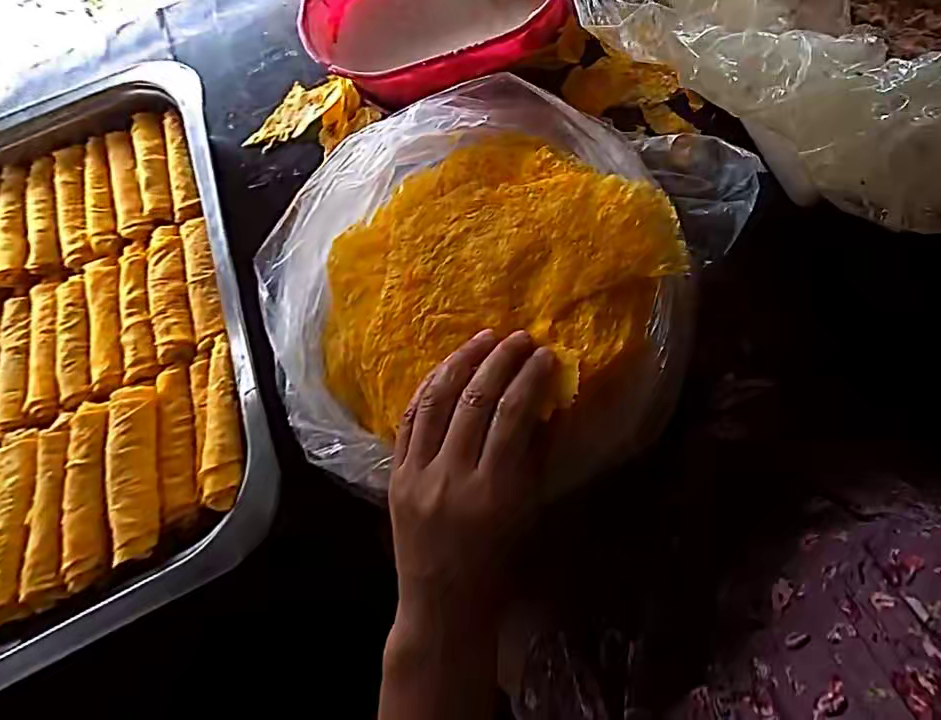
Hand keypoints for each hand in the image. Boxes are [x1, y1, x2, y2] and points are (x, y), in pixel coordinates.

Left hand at [380, 330, 556, 719]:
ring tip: (485, 338)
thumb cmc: (498, 558)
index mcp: (493, 491)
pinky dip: (430, 386)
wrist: (442, 603)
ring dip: (463, 361)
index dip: (531, 378)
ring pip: (438, 400)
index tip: (546, 354)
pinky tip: (448, 366)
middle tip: (520, 337)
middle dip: (501, 360)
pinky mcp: (394, 473)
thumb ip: (534, 451)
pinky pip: (410, 417)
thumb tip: (545, 398)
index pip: (513, 415)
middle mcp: (452, 477)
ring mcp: (417, 474)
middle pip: (476, 400)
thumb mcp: (527, 508)